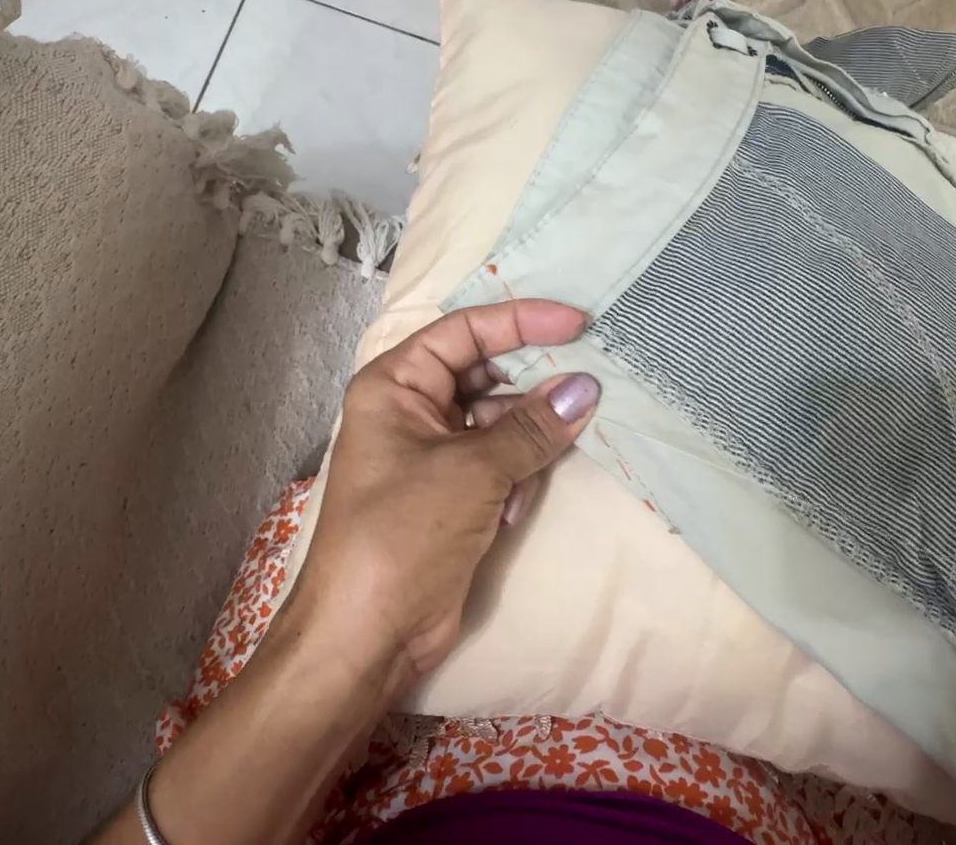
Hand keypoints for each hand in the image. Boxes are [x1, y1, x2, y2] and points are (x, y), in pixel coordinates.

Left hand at [290, 300, 599, 693]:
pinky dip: (517, 478)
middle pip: (486, 374)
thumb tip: (586, 388)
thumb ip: (532, 427)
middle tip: (587, 385)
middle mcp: (413, 410)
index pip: (465, 332)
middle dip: (532, 386)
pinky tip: (510, 510)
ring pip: (501, 421)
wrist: (368, 635)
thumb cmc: (403, 534)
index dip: (521, 320)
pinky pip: (502, 461)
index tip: (578, 323)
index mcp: (396, 385)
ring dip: (527, 442)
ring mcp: (436, 452)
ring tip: (541, 463)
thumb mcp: (471, 472)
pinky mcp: (456, 492)